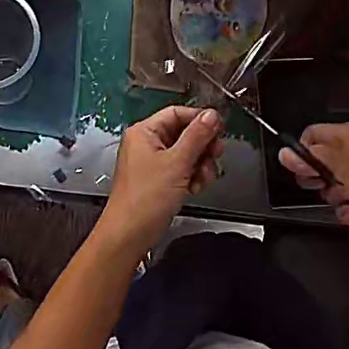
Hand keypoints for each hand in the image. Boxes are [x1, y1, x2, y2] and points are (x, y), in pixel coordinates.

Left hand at [99, 106, 224, 249]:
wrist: (129, 234)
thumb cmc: (143, 200)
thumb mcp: (177, 163)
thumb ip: (197, 136)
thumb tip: (212, 115)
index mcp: (144, 132)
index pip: (178, 113)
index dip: (200, 120)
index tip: (218, 129)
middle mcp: (146, 144)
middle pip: (184, 133)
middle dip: (203, 146)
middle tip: (214, 155)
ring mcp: (152, 163)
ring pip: (186, 153)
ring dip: (200, 164)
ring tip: (201, 177)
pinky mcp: (158, 180)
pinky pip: (182, 169)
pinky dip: (192, 177)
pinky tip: (193, 188)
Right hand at [280, 122, 348, 233]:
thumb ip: (319, 162)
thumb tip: (288, 153)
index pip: (313, 137)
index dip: (303, 156)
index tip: (303, 175)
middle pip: (324, 159)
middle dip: (321, 179)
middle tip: (326, 190)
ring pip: (339, 180)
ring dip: (337, 196)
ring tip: (347, 204)